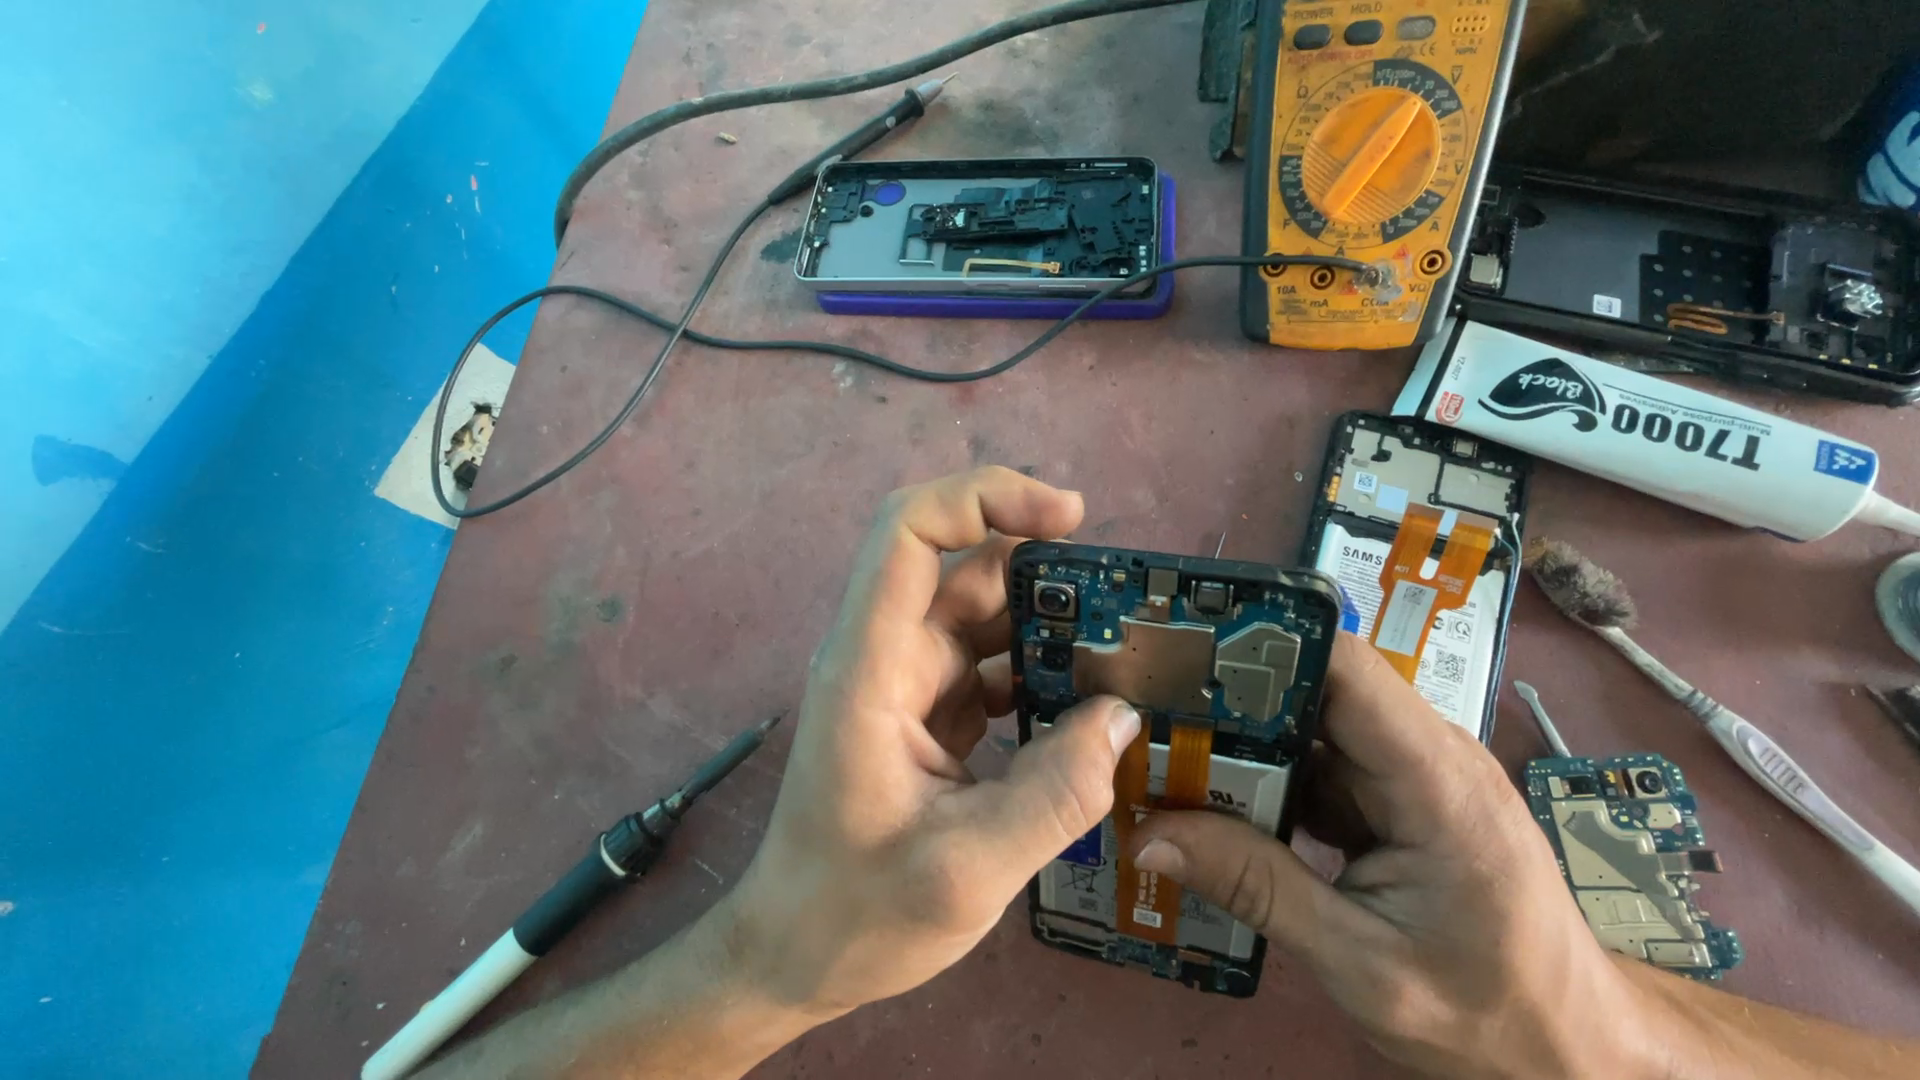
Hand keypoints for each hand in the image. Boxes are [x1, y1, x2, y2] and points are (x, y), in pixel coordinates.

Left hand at [716, 467, 1140, 1016]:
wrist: (795, 955)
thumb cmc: (855, 914)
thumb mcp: (965, 871)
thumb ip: (1053, 795)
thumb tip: (1123, 717)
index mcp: (871, 669)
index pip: (908, 532)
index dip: (983, 497)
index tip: (1067, 518)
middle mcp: (887, 658)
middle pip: (965, 572)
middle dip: (1048, 574)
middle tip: (1128, 608)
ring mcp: (908, 684)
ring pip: (987, 619)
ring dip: (1051, 628)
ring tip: (1124, 659)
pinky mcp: (929, 713)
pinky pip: (992, 667)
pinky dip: (1041, 672)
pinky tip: (1089, 706)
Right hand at [1131, 635, 1655, 1079]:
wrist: (1573, 1054)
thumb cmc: (1489, 1014)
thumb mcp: (1361, 964)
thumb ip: (1256, 888)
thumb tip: (1149, 835)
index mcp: (1435, 778)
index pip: (1345, 668)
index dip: (1265, 645)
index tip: (1183, 652)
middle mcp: (1423, 755)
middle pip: (1314, 689)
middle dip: (1230, 692)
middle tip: (1146, 707)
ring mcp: (1406, 775)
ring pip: (1306, 727)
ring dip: (1238, 738)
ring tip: (1159, 744)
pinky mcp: (1390, 798)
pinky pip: (1313, 766)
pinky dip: (1261, 776)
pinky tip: (1208, 793)